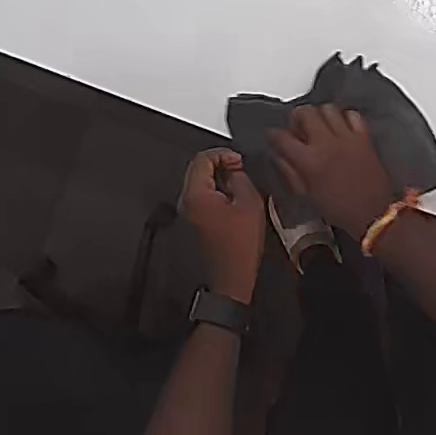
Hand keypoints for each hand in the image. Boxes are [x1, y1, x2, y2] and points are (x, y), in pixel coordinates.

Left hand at [180, 149, 266, 302]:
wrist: (230, 280)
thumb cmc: (239, 248)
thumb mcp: (249, 203)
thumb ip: (240, 177)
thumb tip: (234, 168)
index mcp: (196, 195)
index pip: (202, 159)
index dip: (223, 154)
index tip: (238, 160)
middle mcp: (186, 202)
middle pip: (198, 169)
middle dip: (219, 164)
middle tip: (239, 170)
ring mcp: (187, 212)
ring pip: (199, 182)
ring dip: (217, 178)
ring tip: (238, 185)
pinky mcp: (192, 221)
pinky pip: (201, 196)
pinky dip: (215, 191)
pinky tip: (231, 200)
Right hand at [267, 105, 398, 236]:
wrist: (373, 214)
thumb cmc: (338, 208)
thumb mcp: (307, 194)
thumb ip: (290, 171)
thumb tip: (279, 156)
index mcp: (308, 161)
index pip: (282, 137)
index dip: (273, 135)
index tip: (274, 136)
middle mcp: (325, 143)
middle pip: (305, 113)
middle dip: (297, 117)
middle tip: (298, 127)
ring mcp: (346, 138)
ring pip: (328, 109)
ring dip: (320, 114)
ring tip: (319, 125)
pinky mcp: (363, 138)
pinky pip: (352, 115)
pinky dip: (345, 117)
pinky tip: (342, 127)